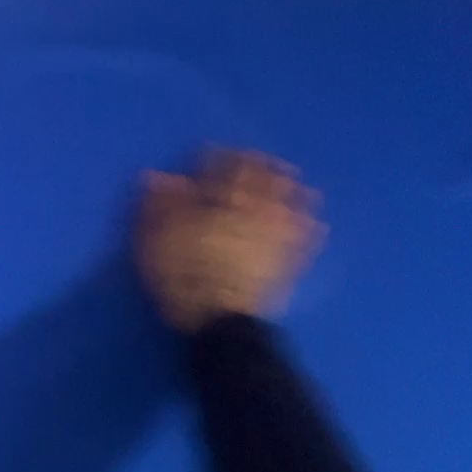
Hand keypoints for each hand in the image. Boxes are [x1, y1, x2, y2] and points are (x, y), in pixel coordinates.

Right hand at [136, 149, 323, 333]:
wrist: (218, 320)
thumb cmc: (181, 276)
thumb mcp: (155, 239)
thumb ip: (159, 205)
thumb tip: (158, 175)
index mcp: (221, 201)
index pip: (222, 169)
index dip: (217, 157)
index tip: (211, 151)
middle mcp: (254, 212)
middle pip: (261, 181)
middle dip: (260, 167)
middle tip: (259, 158)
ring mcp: (275, 237)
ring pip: (289, 204)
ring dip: (291, 190)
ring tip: (293, 180)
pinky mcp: (286, 264)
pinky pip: (304, 242)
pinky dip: (310, 229)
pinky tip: (316, 223)